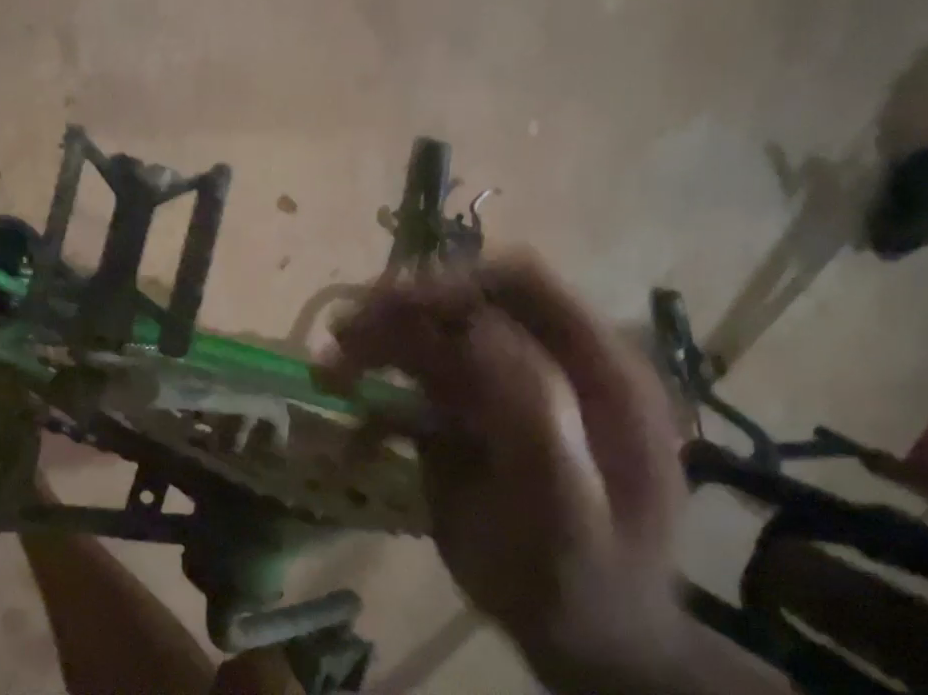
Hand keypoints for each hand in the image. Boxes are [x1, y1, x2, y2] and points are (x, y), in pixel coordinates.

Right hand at [322, 257, 699, 689]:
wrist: (583, 642)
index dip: (452, 285)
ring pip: (431, 338)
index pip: (521, 286)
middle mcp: (552, 366)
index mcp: (600, 374)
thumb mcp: (568, 517)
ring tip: (328, 377)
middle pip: (465, 304)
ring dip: (375, 347)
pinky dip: (377, 402)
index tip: (386, 311)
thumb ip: (537, 424)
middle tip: (341, 339)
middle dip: (399, 314)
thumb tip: (479, 332)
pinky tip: (354, 441)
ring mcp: (509, 390)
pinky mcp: (471, 418)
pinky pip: (415, 388)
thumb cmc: (585, 585)